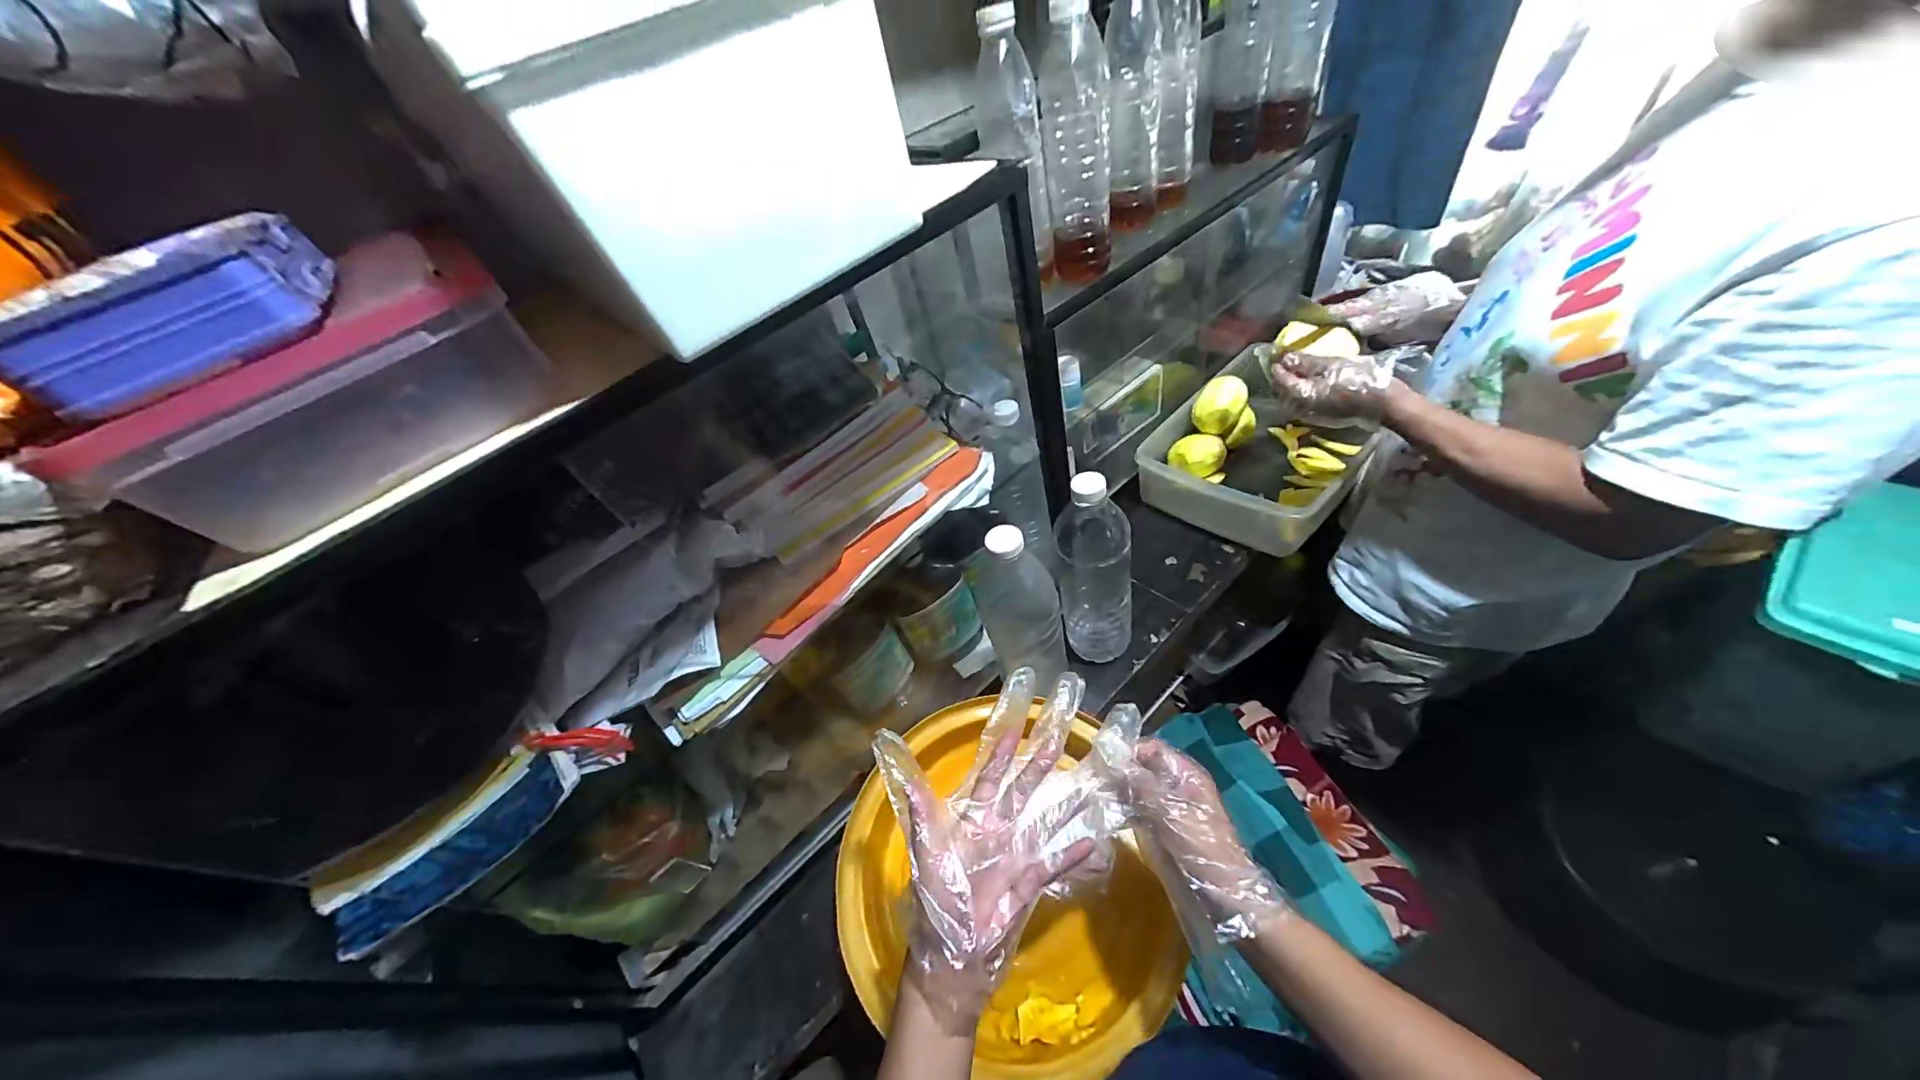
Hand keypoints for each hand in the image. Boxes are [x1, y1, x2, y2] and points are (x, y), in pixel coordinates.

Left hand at [872, 669, 1098, 1025]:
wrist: (951, 961)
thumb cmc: (935, 904)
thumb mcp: (925, 853)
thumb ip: (918, 809)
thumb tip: (896, 763)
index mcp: (970, 818)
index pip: (990, 772)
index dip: (1003, 743)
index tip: (1019, 713)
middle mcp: (996, 828)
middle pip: (1023, 783)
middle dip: (1043, 752)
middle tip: (1066, 721)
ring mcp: (1014, 854)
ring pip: (1043, 815)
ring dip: (1064, 795)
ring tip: (1090, 772)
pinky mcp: (1028, 883)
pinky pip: (1053, 863)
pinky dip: (1071, 852)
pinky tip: (1093, 838)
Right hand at [1113, 738, 1291, 938]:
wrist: (1225, 898)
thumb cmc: (1203, 849)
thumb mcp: (1171, 814)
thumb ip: (1142, 785)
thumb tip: (1113, 759)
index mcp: (1187, 774)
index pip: (1151, 748)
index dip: (1127, 751)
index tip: (1101, 762)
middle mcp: (1178, 785)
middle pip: (1143, 766)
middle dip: (1119, 771)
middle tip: (1093, 780)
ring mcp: (1170, 807)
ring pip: (1138, 788)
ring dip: (1118, 790)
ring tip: (1096, 797)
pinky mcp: (1163, 827)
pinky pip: (1139, 808)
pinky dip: (1124, 808)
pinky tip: (1109, 814)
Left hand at [1268, 348, 1397, 427]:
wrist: (1383, 403)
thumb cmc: (1359, 380)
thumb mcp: (1332, 365)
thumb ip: (1306, 363)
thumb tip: (1284, 357)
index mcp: (1302, 394)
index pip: (1281, 380)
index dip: (1277, 366)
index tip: (1275, 353)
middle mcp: (1300, 408)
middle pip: (1281, 392)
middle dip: (1279, 377)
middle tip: (1281, 361)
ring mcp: (1309, 414)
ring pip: (1289, 400)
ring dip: (1287, 386)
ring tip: (1291, 370)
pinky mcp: (1318, 416)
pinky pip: (1300, 404)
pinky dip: (1297, 393)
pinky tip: (1304, 383)